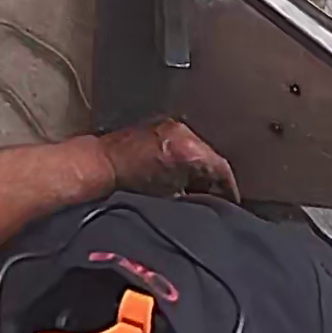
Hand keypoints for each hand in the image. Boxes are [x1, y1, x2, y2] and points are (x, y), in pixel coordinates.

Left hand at [96, 118, 239, 201]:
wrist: (100, 167)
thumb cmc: (128, 187)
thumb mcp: (171, 200)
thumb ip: (196, 199)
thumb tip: (209, 206)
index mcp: (189, 151)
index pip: (222, 170)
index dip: (228, 191)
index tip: (230, 204)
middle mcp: (183, 133)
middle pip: (212, 159)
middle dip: (214, 181)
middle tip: (214, 200)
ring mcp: (170, 126)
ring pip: (198, 151)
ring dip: (199, 169)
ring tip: (195, 190)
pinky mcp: (159, 126)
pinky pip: (182, 144)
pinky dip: (184, 159)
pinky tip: (178, 175)